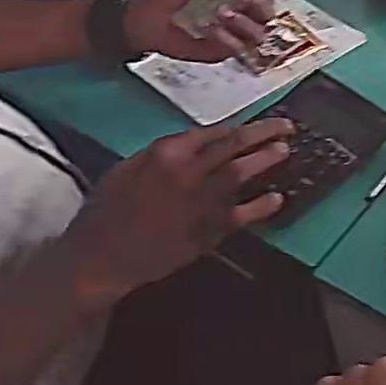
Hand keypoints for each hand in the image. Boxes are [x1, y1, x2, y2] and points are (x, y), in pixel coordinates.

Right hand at [59, 119, 293, 304]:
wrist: (99, 259)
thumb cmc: (108, 211)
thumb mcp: (129, 168)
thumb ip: (166, 151)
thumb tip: (199, 141)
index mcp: (168, 153)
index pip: (215, 132)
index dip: (238, 128)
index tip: (252, 125)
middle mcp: (191, 171)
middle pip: (236, 144)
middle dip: (265, 131)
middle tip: (286, 126)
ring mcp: (205, 200)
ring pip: (245, 172)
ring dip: (268, 158)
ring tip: (286, 149)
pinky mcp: (213, 228)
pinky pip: (246, 213)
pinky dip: (264, 205)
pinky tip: (278, 198)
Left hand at [123, 0, 276, 62]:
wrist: (147, 20)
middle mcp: (245, 15)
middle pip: (269, 15)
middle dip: (258, 5)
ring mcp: (237, 36)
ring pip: (260, 34)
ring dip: (245, 23)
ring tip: (222, 13)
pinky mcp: (226, 52)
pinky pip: (239, 50)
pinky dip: (230, 40)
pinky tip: (214, 30)